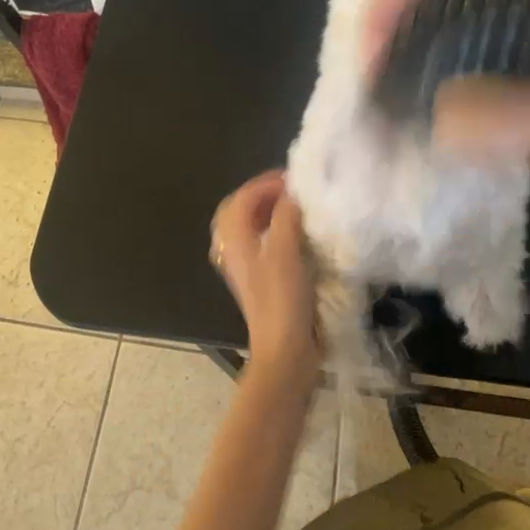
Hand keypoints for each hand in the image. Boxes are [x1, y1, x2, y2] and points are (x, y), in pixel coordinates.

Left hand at [210, 171, 318, 373]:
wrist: (285, 351)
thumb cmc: (282, 298)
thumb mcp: (285, 249)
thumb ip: (286, 215)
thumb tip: (293, 193)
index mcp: (233, 239)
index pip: (242, 197)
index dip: (266, 183)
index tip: (295, 178)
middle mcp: (232, 250)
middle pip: (239, 210)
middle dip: (263, 194)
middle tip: (292, 189)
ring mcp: (244, 266)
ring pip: (249, 227)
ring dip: (269, 212)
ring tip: (295, 206)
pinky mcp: (259, 280)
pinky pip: (260, 243)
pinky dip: (275, 230)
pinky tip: (297, 235)